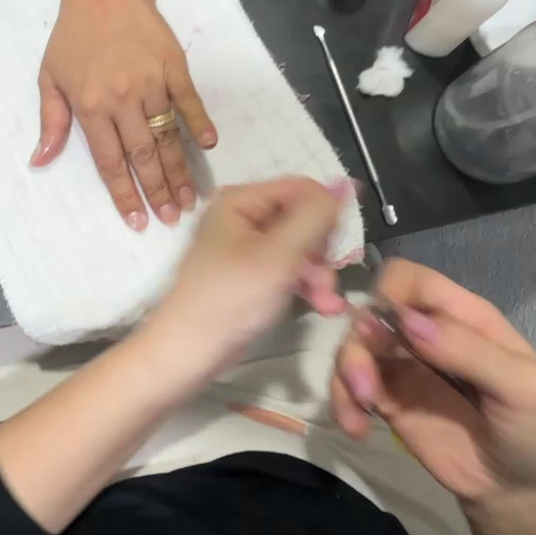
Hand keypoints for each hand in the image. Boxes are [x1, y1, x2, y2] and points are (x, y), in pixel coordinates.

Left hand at [33, 0, 216, 228]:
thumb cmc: (73, 35)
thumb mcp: (49, 77)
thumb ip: (51, 121)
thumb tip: (41, 162)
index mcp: (90, 106)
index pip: (109, 161)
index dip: (123, 194)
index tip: (137, 221)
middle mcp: (122, 99)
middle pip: (142, 155)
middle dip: (157, 191)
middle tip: (171, 219)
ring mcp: (151, 82)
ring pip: (167, 135)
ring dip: (180, 169)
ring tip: (189, 199)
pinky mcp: (174, 66)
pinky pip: (189, 100)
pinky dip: (199, 122)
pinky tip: (208, 146)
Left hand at [141, 178, 350, 378]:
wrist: (190, 351)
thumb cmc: (232, 298)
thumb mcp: (280, 255)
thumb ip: (314, 217)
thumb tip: (345, 183)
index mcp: (240, 200)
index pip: (302, 188)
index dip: (328, 213)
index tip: (345, 246)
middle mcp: (241, 216)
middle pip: (302, 218)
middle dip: (323, 251)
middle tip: (333, 279)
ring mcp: (245, 246)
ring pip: (299, 247)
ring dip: (319, 274)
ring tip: (329, 304)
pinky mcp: (250, 274)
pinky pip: (287, 268)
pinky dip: (306, 285)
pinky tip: (324, 308)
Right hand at [330, 258, 535, 508]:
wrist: (522, 495)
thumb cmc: (535, 432)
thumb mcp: (523, 389)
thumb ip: (468, 351)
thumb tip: (408, 322)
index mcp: (464, 317)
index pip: (413, 280)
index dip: (390, 293)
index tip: (386, 331)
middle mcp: (426, 333)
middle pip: (372, 310)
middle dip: (359, 341)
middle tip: (365, 385)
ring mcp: (403, 365)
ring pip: (354, 345)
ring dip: (346, 371)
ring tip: (362, 409)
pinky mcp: (386, 399)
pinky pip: (348, 385)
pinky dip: (342, 401)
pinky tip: (355, 427)